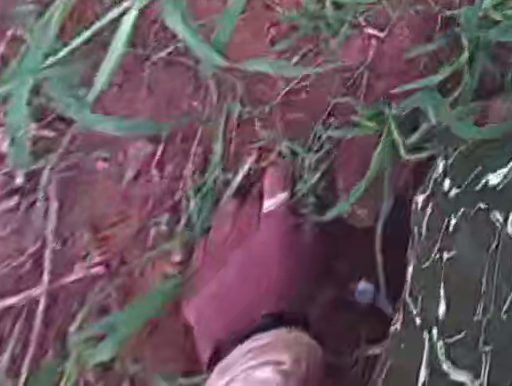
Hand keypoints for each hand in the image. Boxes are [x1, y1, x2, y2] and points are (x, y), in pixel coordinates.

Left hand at [181, 166, 323, 366]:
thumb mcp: (316, 255)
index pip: (276, 186)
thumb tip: (308, 207)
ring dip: (231, 212)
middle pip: (246, 200)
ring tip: (236, 210)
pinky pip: (199, 251)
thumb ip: (311, 226)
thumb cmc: (295, 297)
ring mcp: (214, 257)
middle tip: (261, 193)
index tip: (280, 167)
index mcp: (275, 224)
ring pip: (219, 221)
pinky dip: (210, 243)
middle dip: (255, 193)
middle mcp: (241, 232)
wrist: (255, 344)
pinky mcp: (195, 282)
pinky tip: (215, 243)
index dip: (279, 173)